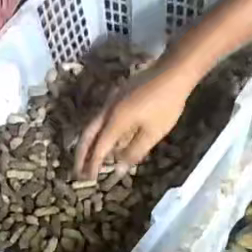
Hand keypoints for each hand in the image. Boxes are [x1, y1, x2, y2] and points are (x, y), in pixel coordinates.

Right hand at [74, 61, 195, 177]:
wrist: (173, 71)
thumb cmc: (166, 104)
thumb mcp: (153, 133)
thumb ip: (134, 152)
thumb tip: (119, 169)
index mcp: (116, 120)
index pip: (99, 147)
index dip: (93, 164)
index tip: (89, 180)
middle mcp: (108, 110)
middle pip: (88, 135)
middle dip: (81, 155)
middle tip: (78, 173)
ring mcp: (112, 102)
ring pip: (93, 126)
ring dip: (88, 145)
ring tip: (88, 162)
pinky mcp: (119, 98)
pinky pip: (102, 120)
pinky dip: (99, 135)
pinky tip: (106, 144)